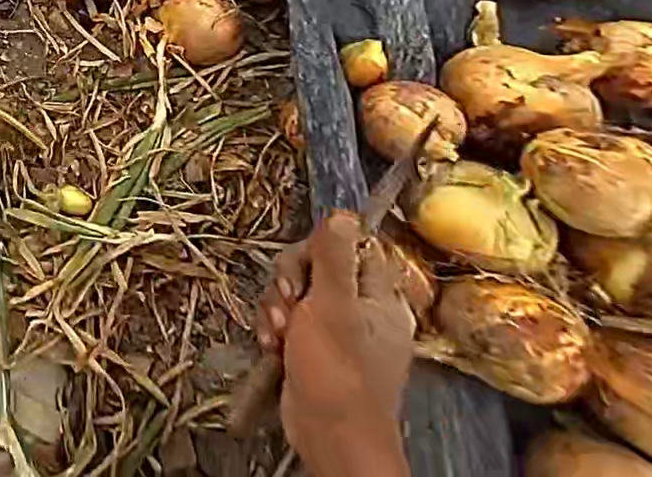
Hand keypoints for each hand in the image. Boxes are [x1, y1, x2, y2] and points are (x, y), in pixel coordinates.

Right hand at [255, 212, 414, 476]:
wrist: (328, 438)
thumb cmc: (337, 372)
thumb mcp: (333, 307)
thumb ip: (334, 258)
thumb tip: (345, 213)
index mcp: (380, 299)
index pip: (351, 248)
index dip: (323, 248)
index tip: (307, 264)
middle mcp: (360, 310)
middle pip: (315, 265)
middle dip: (290, 280)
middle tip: (288, 301)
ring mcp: (334, 329)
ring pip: (294, 291)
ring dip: (276, 306)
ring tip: (278, 332)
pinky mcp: (310, 345)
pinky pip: (285, 316)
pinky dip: (273, 327)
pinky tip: (272, 344)